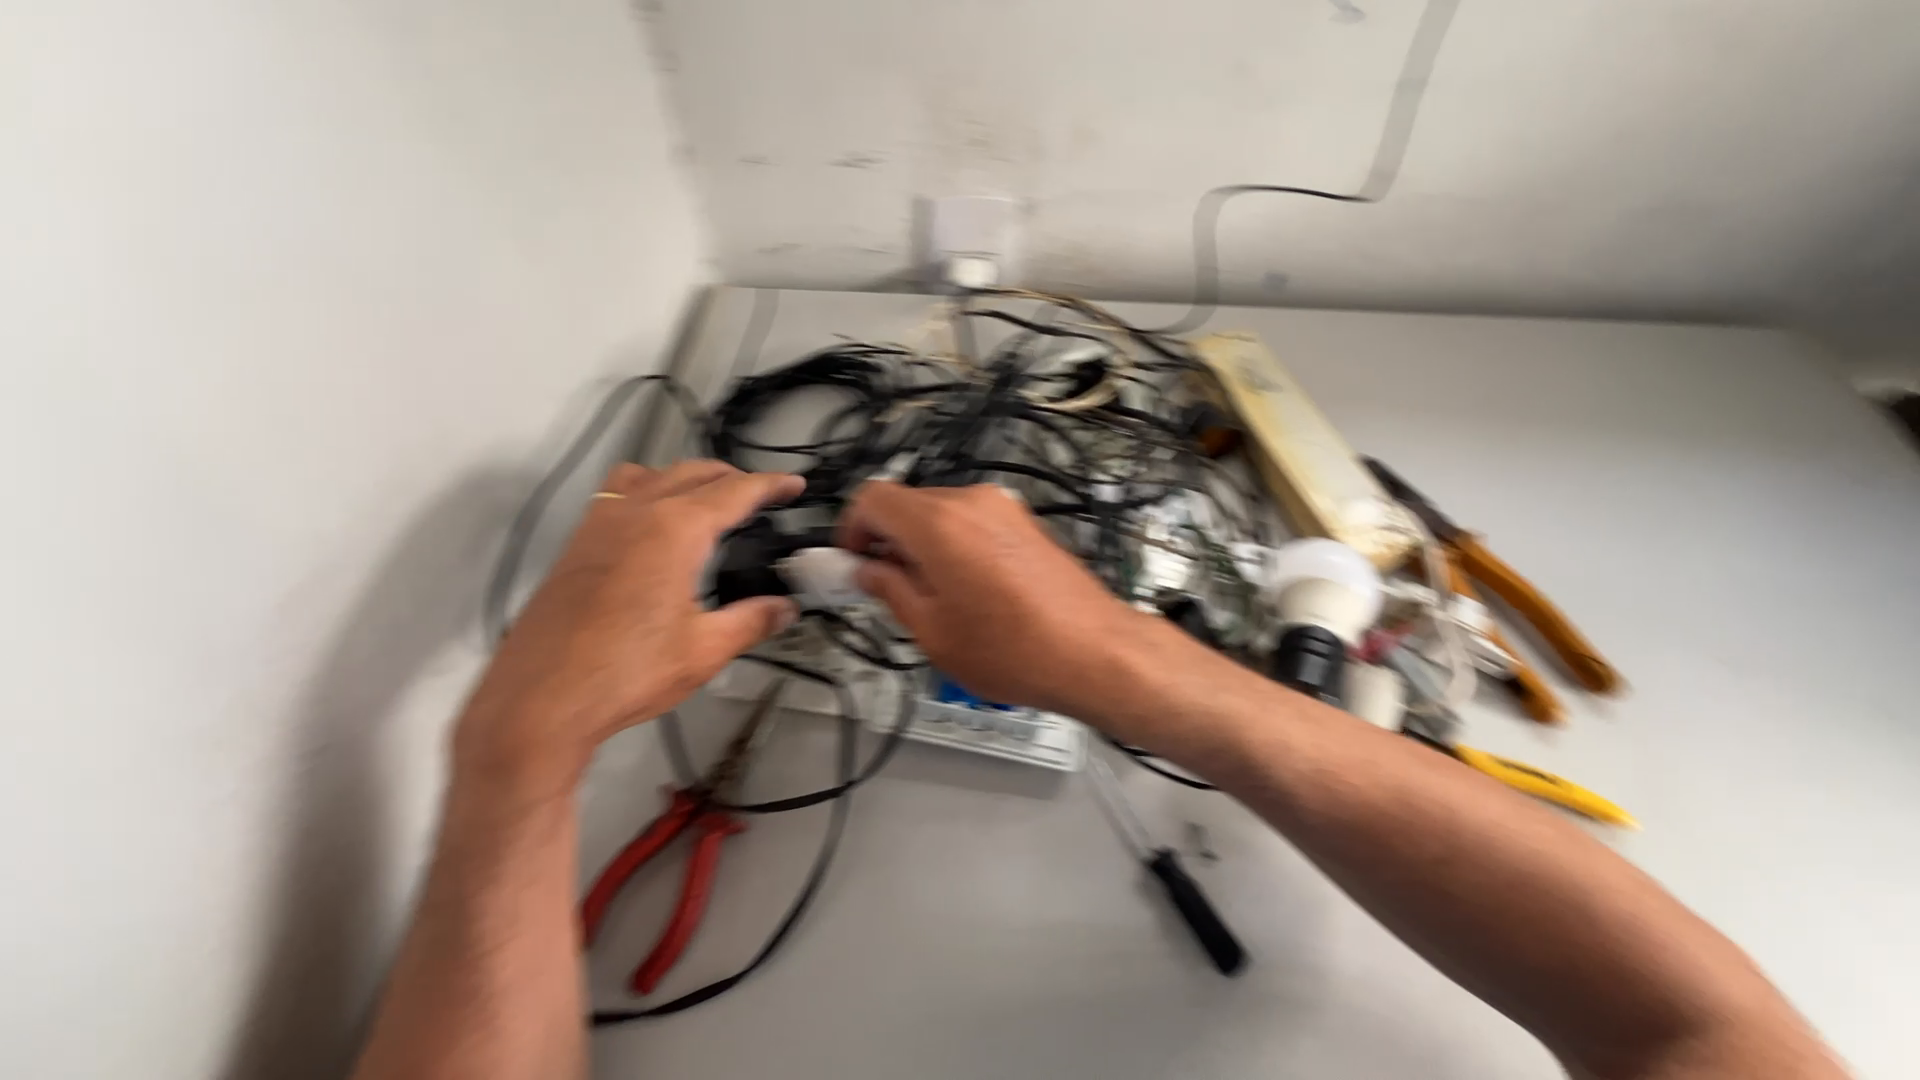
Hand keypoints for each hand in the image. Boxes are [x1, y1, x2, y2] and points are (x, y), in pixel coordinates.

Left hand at [456, 461, 803, 793]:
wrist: (539, 699)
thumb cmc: (627, 672)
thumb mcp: (704, 649)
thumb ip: (752, 621)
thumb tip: (785, 609)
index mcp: (675, 529)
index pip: (735, 491)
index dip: (771, 485)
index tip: (794, 485)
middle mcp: (636, 512)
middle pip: (694, 472)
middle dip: (733, 478)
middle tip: (762, 497)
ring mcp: (599, 523)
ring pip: (651, 474)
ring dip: (686, 477)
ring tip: (708, 501)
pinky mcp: (575, 544)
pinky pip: (617, 494)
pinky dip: (647, 490)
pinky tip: (653, 527)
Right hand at [837, 481, 1154, 714]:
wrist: (1095, 652)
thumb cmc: (1011, 650)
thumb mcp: (932, 631)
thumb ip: (890, 590)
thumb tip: (868, 571)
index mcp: (938, 523)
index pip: (872, 498)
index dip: (851, 529)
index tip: (853, 564)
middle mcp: (972, 502)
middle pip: (907, 503)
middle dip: (887, 539)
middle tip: (884, 586)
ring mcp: (1005, 509)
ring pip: (941, 512)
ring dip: (921, 543)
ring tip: (930, 595)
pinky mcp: (1027, 524)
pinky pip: (973, 522)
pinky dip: (954, 543)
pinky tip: (967, 589)